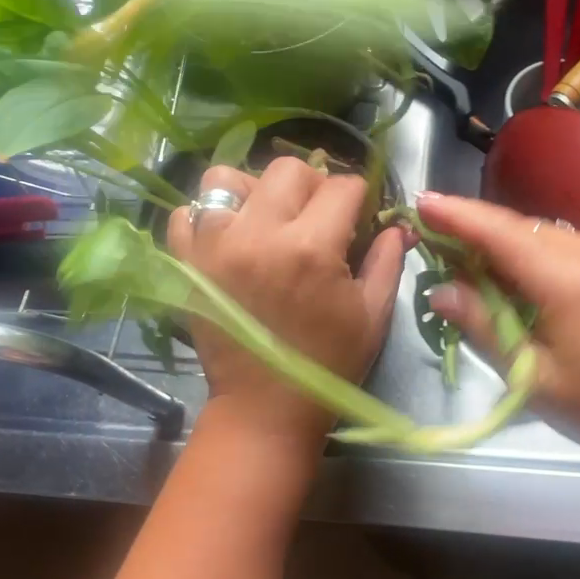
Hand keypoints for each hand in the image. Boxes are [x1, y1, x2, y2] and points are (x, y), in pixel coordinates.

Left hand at [168, 159, 405, 440]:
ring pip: (227, 178)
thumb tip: (395, 225)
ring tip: (267, 220)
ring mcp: (214, 246)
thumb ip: (386, 260)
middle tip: (317, 218)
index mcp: (311, 248)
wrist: (265, 409)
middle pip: (288, 169)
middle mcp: (258, 234)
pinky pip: (185, 213)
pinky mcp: (185, 263)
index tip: (359, 219)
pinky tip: (229, 237)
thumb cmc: (328, 364)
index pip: (342, 186)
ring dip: (253, 191)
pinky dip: (206, 216)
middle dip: (313, 186)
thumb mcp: (373, 314)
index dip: (358, 198)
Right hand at [417, 191, 579, 465]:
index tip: (418, 202)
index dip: (455, 215)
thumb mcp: (535, 377)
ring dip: (502, 243)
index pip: (498, 231)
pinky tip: (512, 277)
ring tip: (464, 263)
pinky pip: (562, 247)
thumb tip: (440, 291)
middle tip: (431, 241)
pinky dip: (529, 255)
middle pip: (518, 228)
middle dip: (473, 230)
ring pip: (540, 235)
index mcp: (567, 276)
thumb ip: (484, 328)